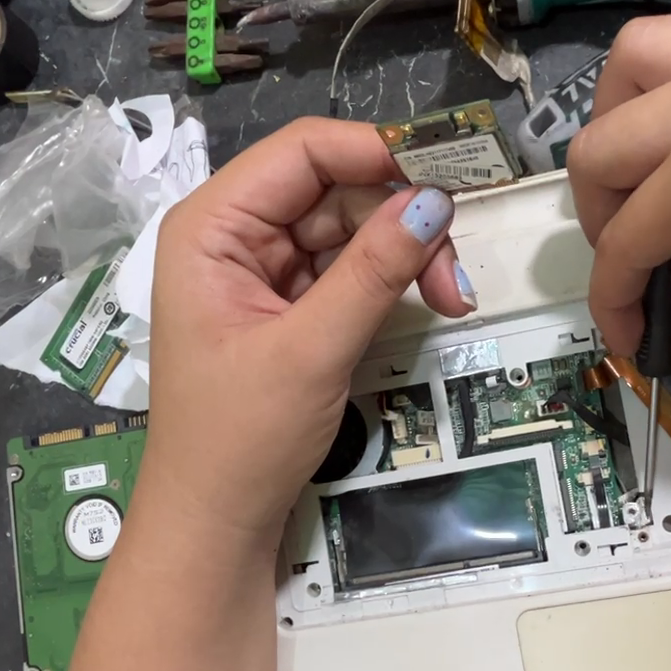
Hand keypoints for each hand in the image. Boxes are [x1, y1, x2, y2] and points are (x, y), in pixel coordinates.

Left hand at [139, 118, 473, 543]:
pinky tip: (429, 302)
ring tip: (452, 299)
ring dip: (407, 257)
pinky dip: (393, 283)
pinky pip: (352, 271)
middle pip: (337, 192)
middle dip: (401, 223)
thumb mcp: (311, 349)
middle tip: (456, 277)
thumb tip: (436, 202)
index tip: (446, 178)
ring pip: (354, 231)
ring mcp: (269, 272)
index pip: (301, 152)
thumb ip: (374, 271)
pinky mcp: (296, 306)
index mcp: (214, 226)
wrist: (220, 518)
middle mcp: (240, 235)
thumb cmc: (243, 436)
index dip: (375, 153)